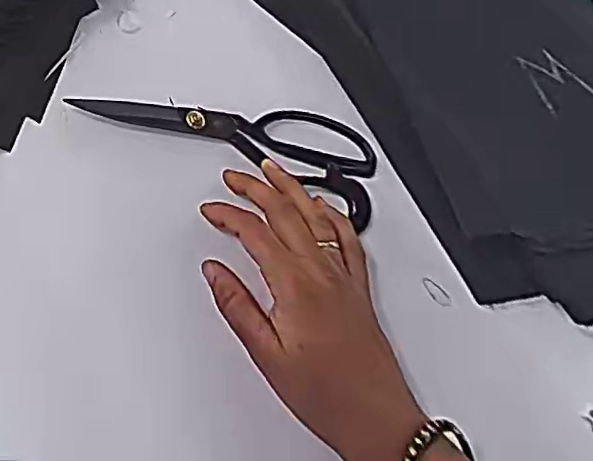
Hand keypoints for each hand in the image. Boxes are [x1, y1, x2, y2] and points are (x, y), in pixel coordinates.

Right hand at [201, 161, 433, 460]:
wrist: (380, 423)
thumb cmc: (328, 396)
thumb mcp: (268, 356)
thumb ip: (237, 306)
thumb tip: (214, 271)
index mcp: (295, 285)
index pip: (254, 231)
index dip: (228, 214)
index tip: (212, 210)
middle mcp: (321, 272)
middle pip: (284, 211)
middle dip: (255, 186)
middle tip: (234, 177)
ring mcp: (343, 276)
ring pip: (315, 215)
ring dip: (291, 186)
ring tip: (272, 169)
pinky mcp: (359, 287)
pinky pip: (347, 238)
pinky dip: (333, 213)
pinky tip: (322, 204)